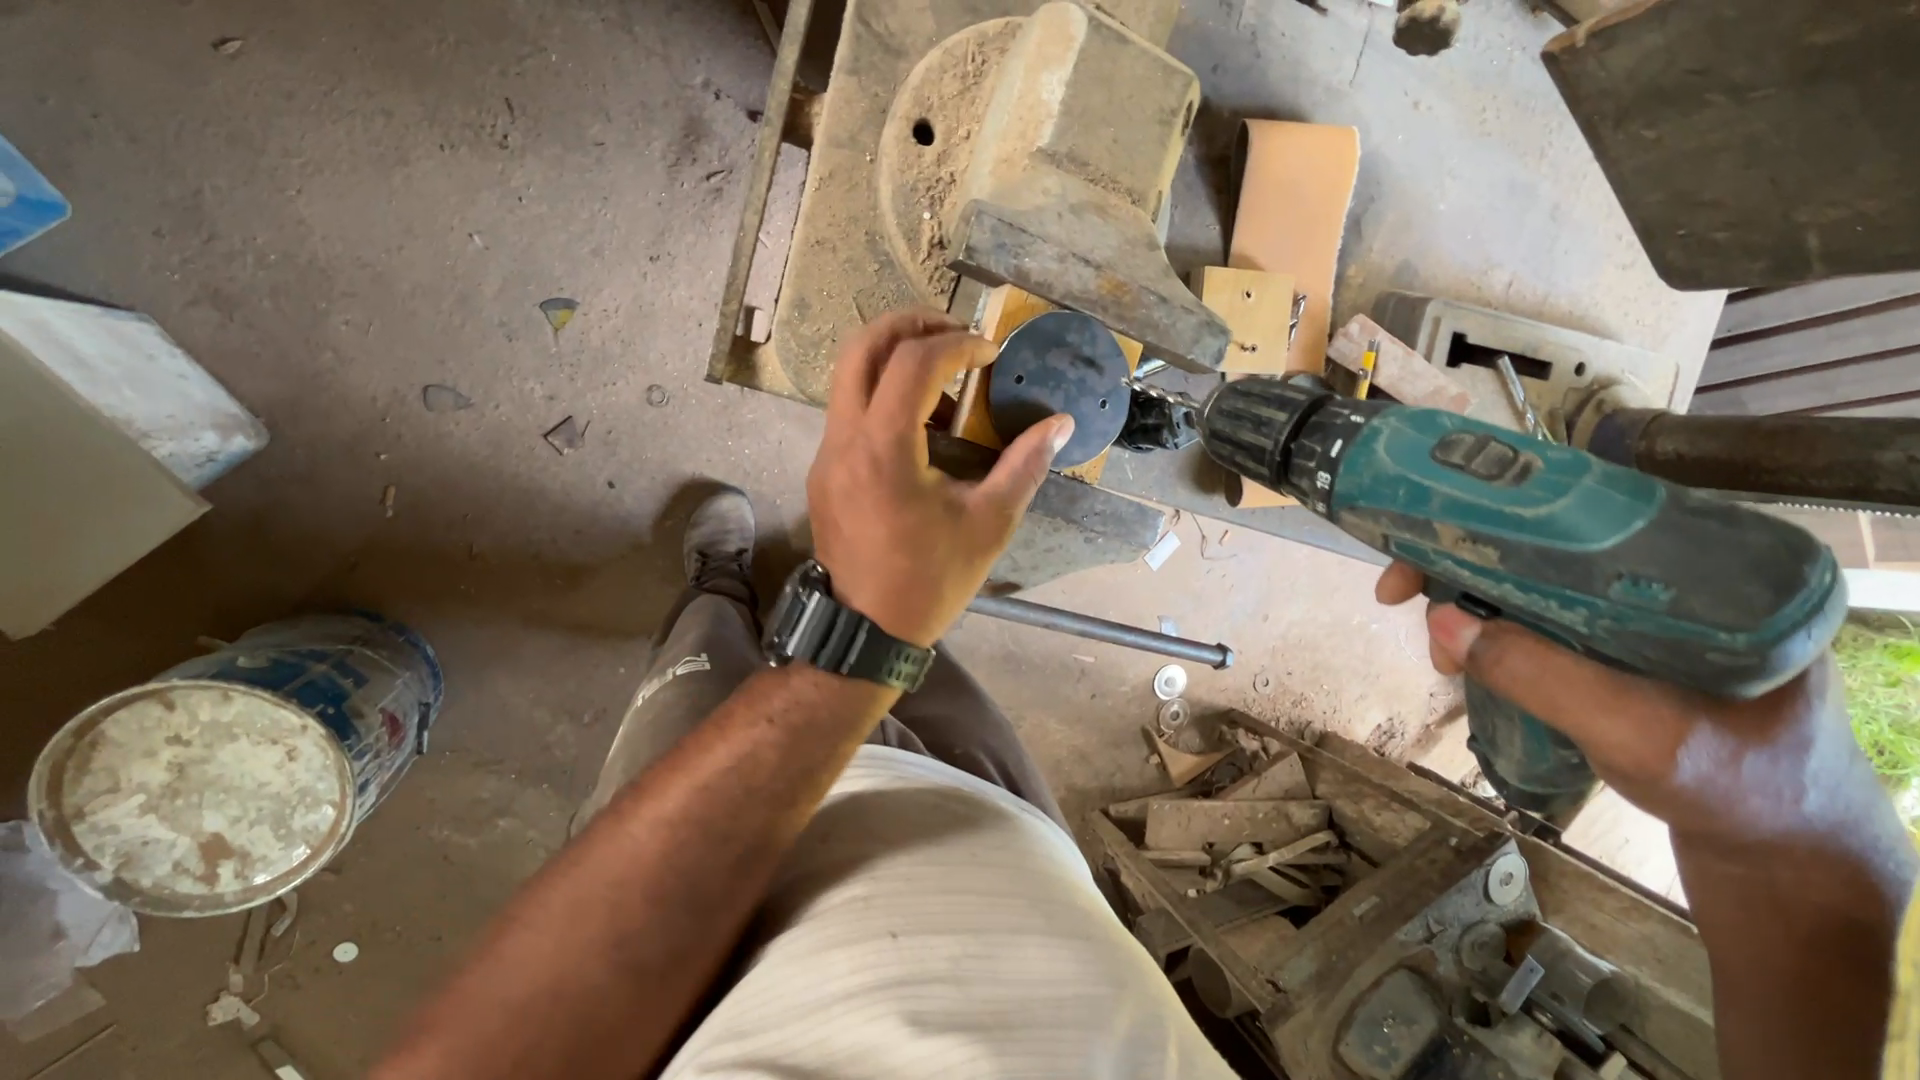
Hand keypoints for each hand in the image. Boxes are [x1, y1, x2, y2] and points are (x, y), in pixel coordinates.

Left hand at [808, 310, 1074, 647]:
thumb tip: (1061, 424)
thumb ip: (1025, 466)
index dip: (957, 344)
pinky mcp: (823, 471)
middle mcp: (844, 440)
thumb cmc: (930, 581)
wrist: (865, 631)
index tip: (990, 353)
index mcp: (884, 449)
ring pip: (847, 376)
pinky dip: (881, 392)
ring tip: (942, 370)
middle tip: (954, 331)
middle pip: (861, 347)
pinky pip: (847, 410)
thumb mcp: (988, 525)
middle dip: (910, 325)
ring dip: (893, 357)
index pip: (913, 363)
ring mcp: (826, 455)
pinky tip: (920, 419)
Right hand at [1373, 562, 1892, 850]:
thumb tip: (1441, 621)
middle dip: (1467, 571)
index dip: (1494, 525)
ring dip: (1477, 609)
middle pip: (1549, 549)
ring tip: (1443, 657)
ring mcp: (1653, 615)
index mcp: (1713, 569)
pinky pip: (1549, 622)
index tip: (1424, 542)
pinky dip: (1501, 636)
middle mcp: (1680, 577)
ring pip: (1541, 588)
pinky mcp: (1631, 648)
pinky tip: (1475, 662)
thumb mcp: (1638, 733)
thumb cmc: (1735, 789)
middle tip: (1403, 597)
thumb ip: (1543, 676)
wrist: (1784, 856)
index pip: (1583, 518)